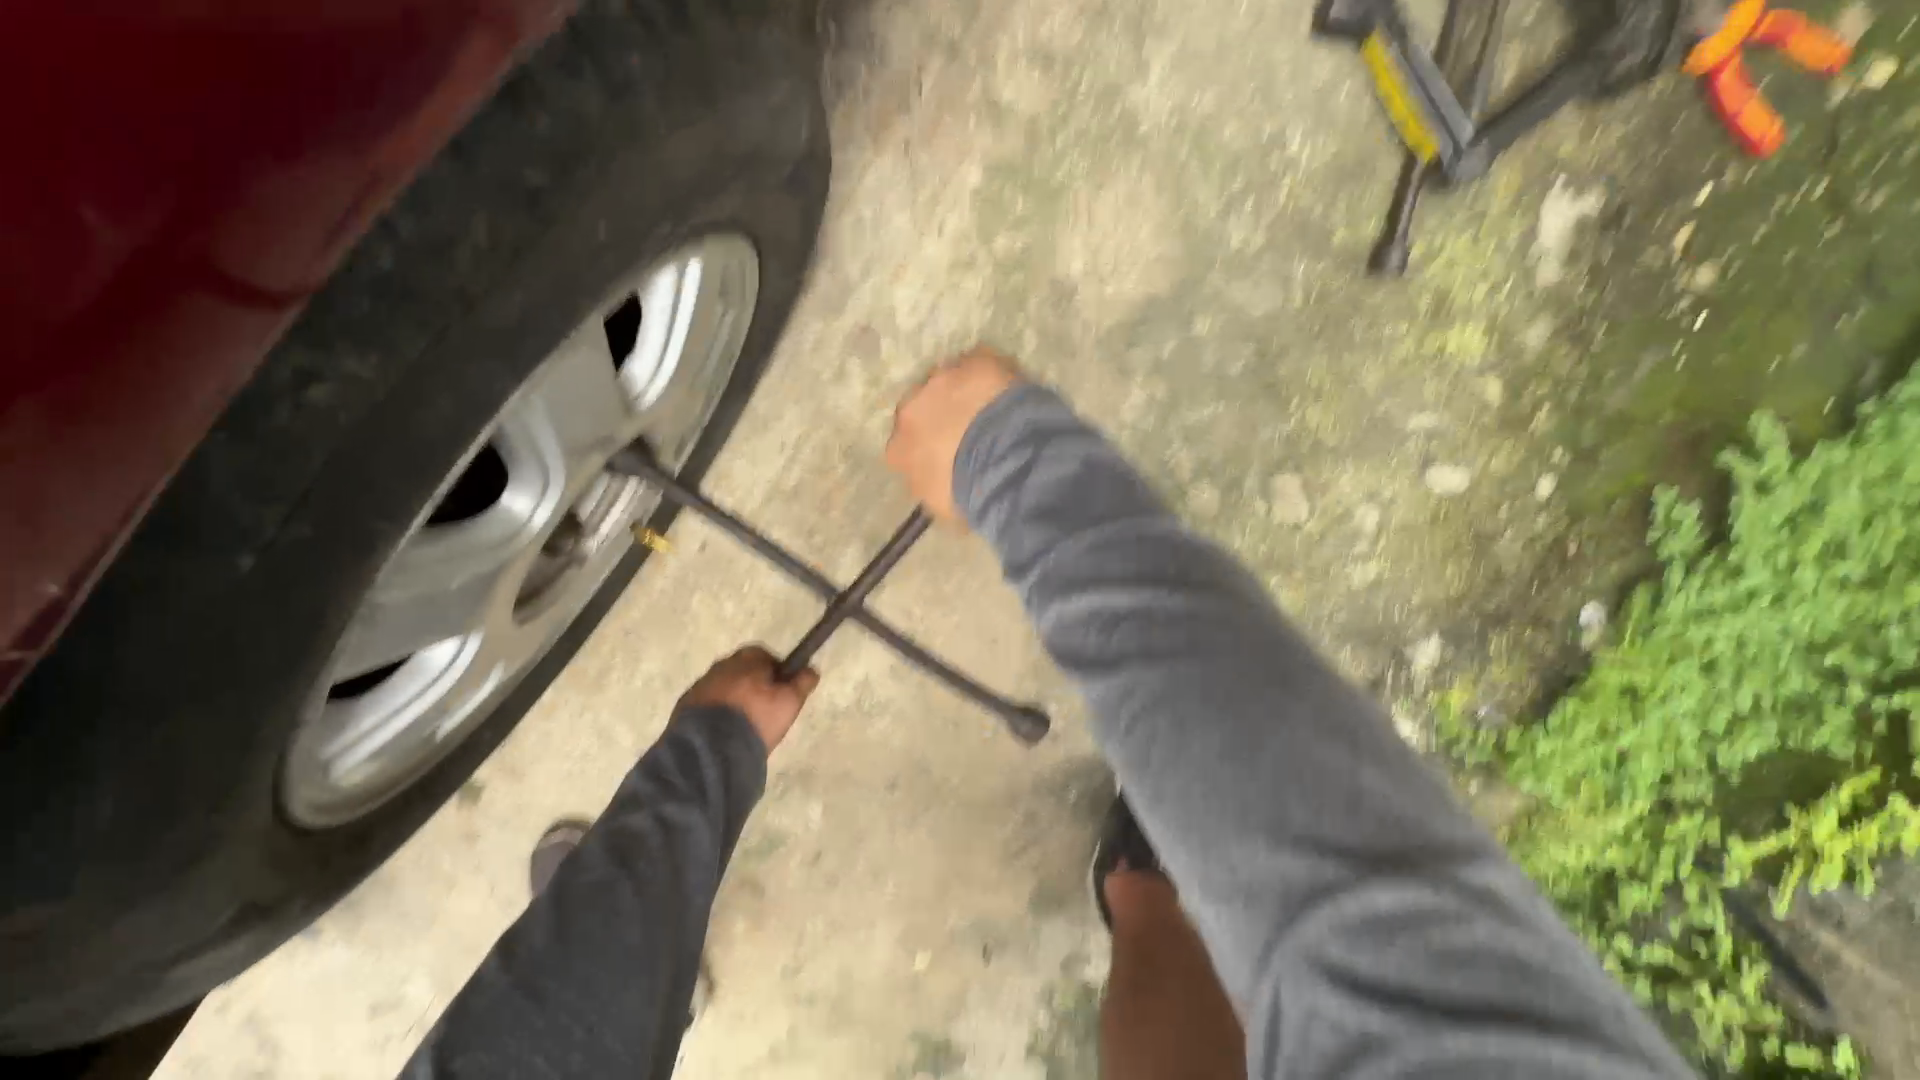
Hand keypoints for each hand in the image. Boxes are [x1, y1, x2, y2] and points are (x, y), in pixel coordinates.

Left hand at [678, 646, 818, 752]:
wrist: (710, 749)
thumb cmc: (756, 720)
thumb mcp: (789, 703)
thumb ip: (802, 683)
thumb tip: (811, 669)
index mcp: (746, 659)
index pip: (765, 656)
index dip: (776, 672)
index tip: (781, 692)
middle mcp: (720, 665)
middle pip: (742, 670)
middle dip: (753, 684)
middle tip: (764, 709)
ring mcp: (699, 686)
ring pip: (723, 687)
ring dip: (733, 699)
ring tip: (742, 725)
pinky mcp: (684, 707)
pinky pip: (706, 705)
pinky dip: (716, 713)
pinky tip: (723, 733)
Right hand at [885, 345, 1025, 524]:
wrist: (1006, 464)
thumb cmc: (970, 495)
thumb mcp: (942, 507)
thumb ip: (930, 489)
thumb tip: (937, 482)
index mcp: (899, 448)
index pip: (903, 447)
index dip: (926, 449)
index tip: (945, 457)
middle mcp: (912, 407)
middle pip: (922, 407)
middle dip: (941, 415)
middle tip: (971, 431)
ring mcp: (943, 380)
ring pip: (949, 382)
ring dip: (964, 392)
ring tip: (992, 409)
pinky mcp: (976, 362)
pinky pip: (981, 364)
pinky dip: (992, 375)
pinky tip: (1009, 391)